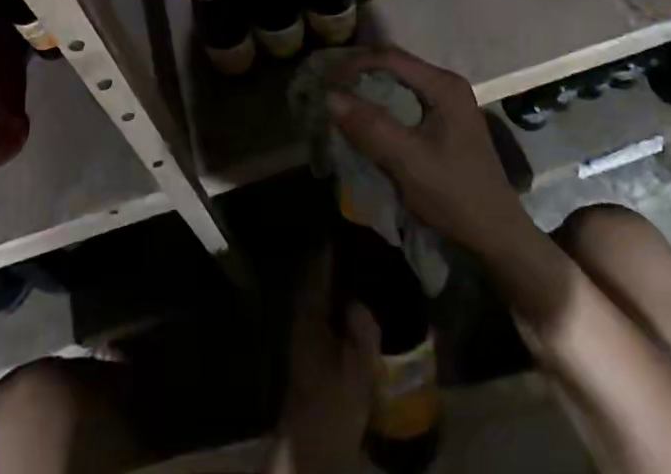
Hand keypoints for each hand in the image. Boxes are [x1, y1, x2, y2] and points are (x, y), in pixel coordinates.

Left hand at [273, 250, 378, 473]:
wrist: (313, 441)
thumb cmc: (333, 402)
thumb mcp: (355, 370)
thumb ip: (361, 333)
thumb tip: (360, 299)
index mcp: (308, 315)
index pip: (317, 270)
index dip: (329, 249)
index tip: (347, 229)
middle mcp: (303, 317)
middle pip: (317, 279)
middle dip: (336, 262)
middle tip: (364, 247)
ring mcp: (306, 333)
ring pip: (322, 295)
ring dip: (339, 282)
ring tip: (367, 271)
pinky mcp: (314, 349)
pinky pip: (327, 313)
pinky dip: (340, 303)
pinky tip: (362, 309)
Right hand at [325, 48, 535, 258]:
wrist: (494, 235)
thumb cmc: (455, 195)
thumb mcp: (408, 161)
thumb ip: (370, 127)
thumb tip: (329, 96)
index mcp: (444, 87)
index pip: (389, 58)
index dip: (353, 65)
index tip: (325, 83)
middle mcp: (446, 86)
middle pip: (392, 66)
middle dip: (356, 75)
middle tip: (326, 90)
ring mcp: (445, 103)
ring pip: (394, 83)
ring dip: (365, 90)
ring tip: (337, 103)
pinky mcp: (440, 121)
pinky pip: (400, 101)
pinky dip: (377, 105)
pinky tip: (360, 120)